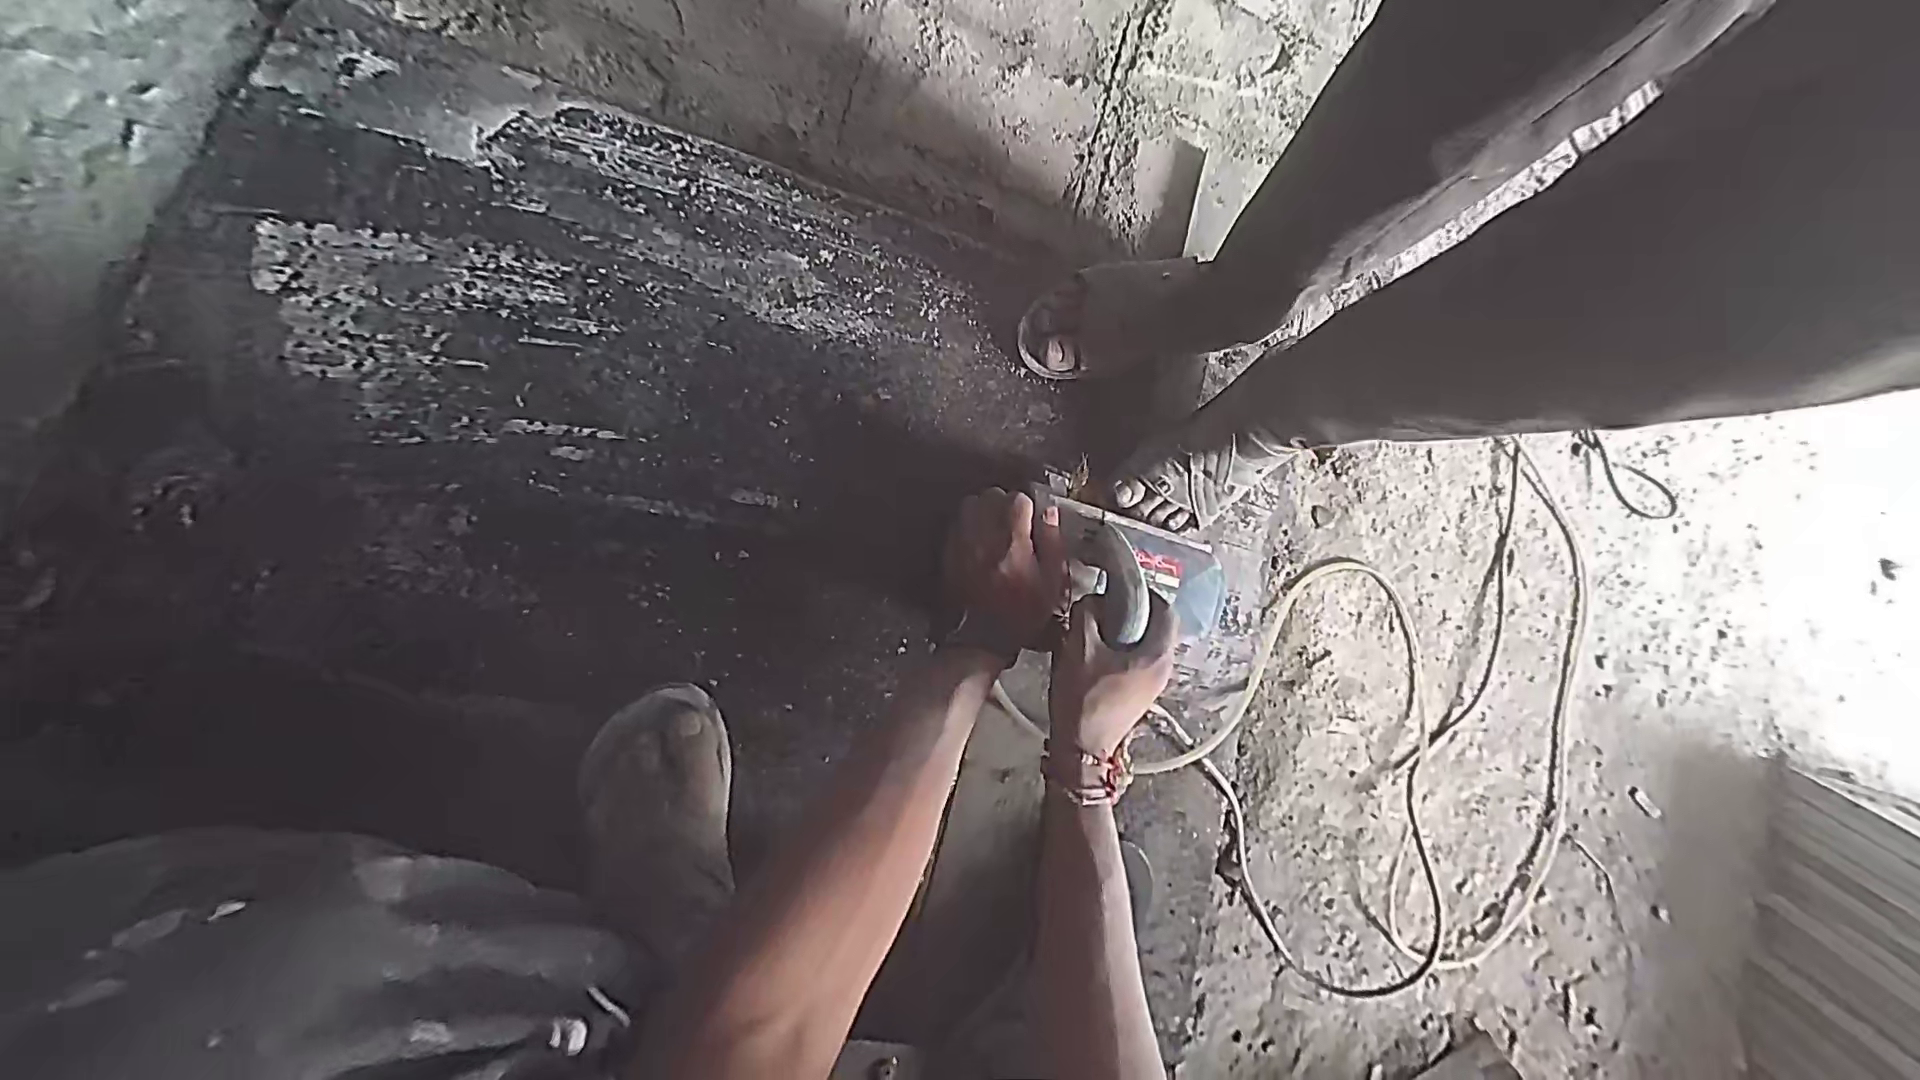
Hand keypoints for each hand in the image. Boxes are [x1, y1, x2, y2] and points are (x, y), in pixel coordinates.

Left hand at [943, 488, 1067, 652]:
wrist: (978, 640)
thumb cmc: (1018, 616)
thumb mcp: (1051, 584)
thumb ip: (1053, 544)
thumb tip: (1049, 514)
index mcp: (1013, 541)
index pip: (1019, 499)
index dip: (1029, 506)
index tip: (1033, 518)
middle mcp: (984, 536)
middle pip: (993, 495)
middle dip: (1006, 504)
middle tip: (1016, 522)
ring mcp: (962, 542)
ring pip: (972, 504)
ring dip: (985, 509)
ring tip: (996, 527)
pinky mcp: (948, 551)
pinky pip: (958, 522)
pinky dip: (969, 523)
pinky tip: (979, 539)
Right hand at [1049, 591, 1176, 758]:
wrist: (1082, 748)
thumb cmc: (1083, 697)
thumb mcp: (1077, 646)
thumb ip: (1086, 613)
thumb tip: (1093, 601)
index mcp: (1157, 655)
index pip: (1165, 608)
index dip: (1144, 590)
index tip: (1119, 585)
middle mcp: (1164, 668)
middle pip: (1155, 625)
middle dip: (1130, 610)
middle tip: (1102, 604)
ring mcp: (1154, 684)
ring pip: (1145, 643)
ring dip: (1123, 630)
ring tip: (1095, 626)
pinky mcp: (1141, 693)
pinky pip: (1137, 659)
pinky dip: (1121, 648)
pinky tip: (1096, 650)